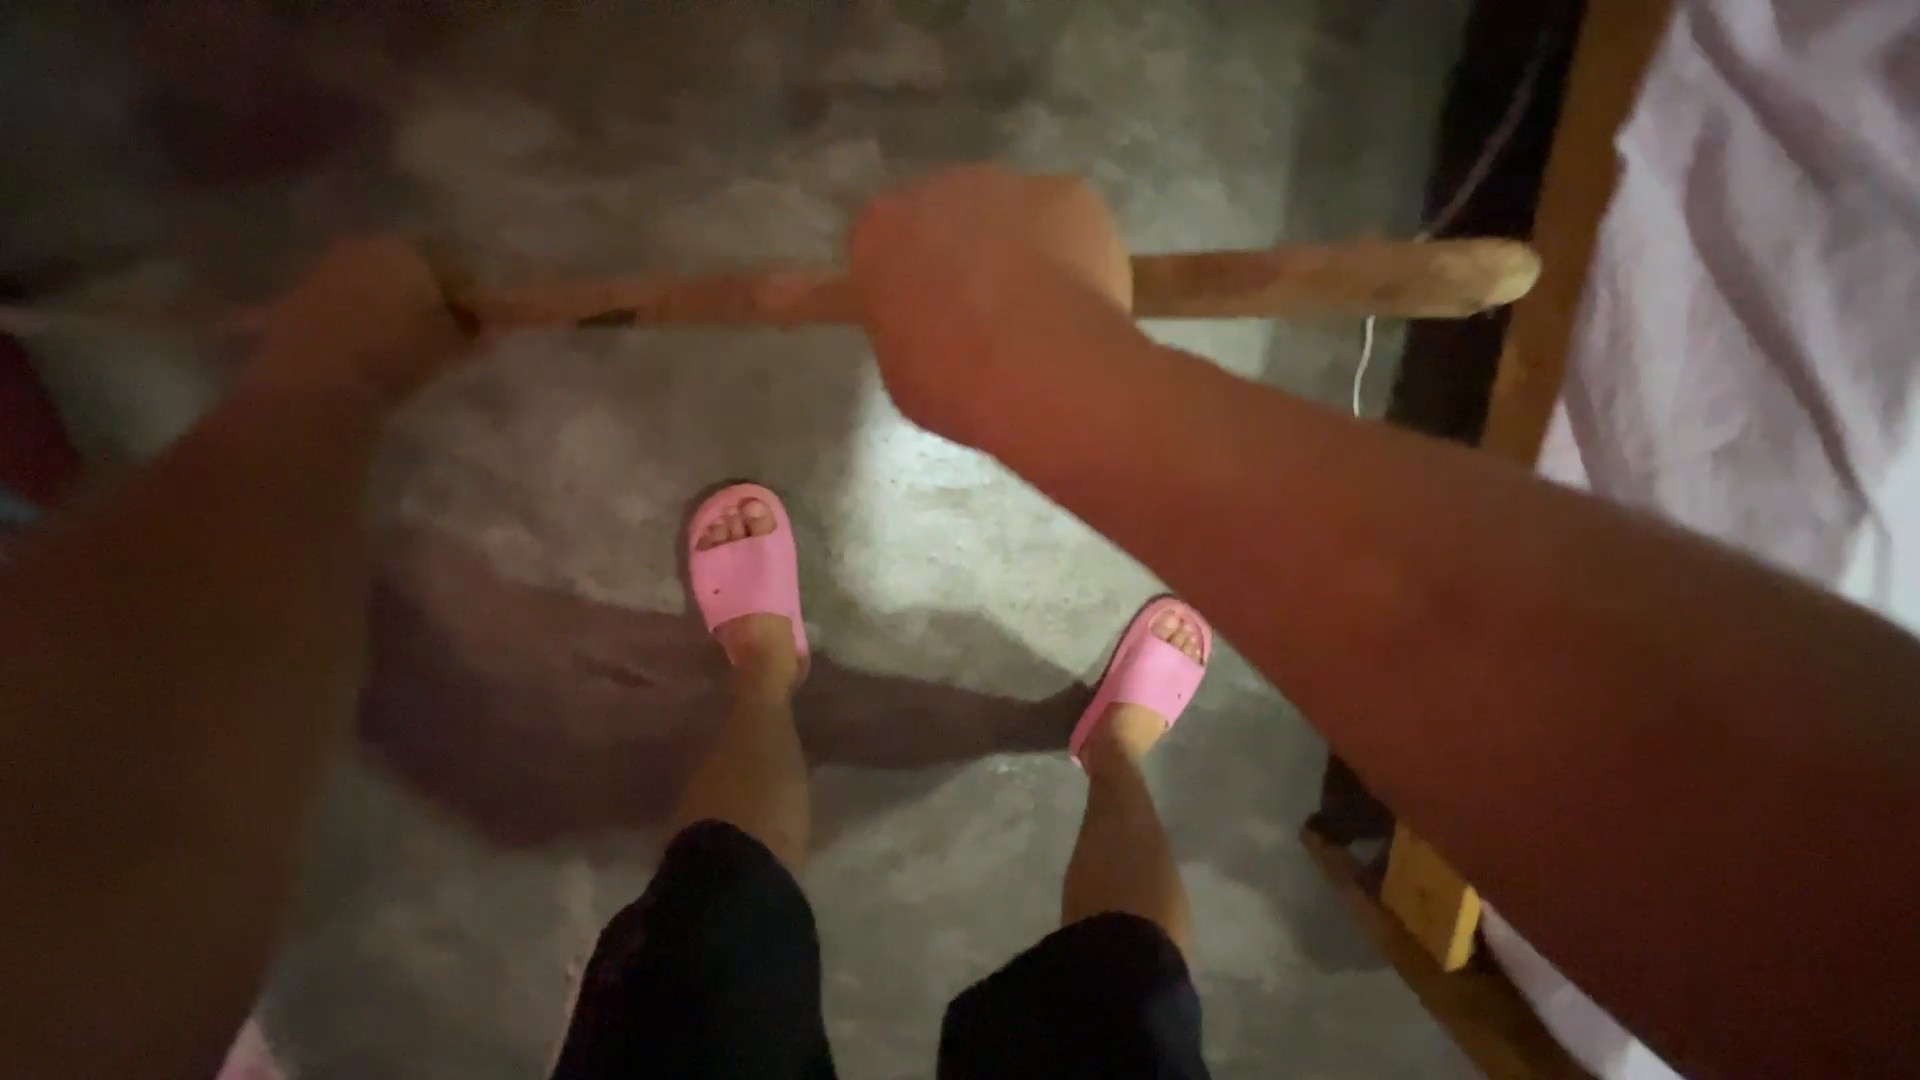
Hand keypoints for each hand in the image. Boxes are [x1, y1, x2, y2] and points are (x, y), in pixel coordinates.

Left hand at [250, 236, 473, 406]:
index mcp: (409, 250)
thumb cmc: (398, 354)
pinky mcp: (299, 294)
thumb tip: (488, 325)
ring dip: (393, 305)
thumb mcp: (453, 346)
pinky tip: (373, 346)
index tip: (482, 319)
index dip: (473, 291)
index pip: (456, 263)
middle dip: (430, 294)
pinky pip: (347, 300)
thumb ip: (476, 330)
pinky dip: (363, 317)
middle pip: (411, 267)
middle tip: (446, 330)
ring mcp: (327, 267)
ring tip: (408, 342)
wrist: (317, 381)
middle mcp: (366, 246)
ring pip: (376, 282)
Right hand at [848, 166, 1132, 446]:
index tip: (919, 318)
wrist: (1043, 371)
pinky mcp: (1071, 194)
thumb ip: (907, 327)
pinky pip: (1064, 222)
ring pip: (1008, 214)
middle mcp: (939, 189)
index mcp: (879, 233)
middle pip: (945, 217)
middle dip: (958, 256)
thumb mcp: (902, 371)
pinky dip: (1069, 253)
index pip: (882, 246)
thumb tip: (928, 329)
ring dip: (1015, 251)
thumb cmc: (955, 383)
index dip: (903, 283)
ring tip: (1036, 312)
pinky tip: (1077, 299)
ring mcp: (1010, 184)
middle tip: (978, 315)